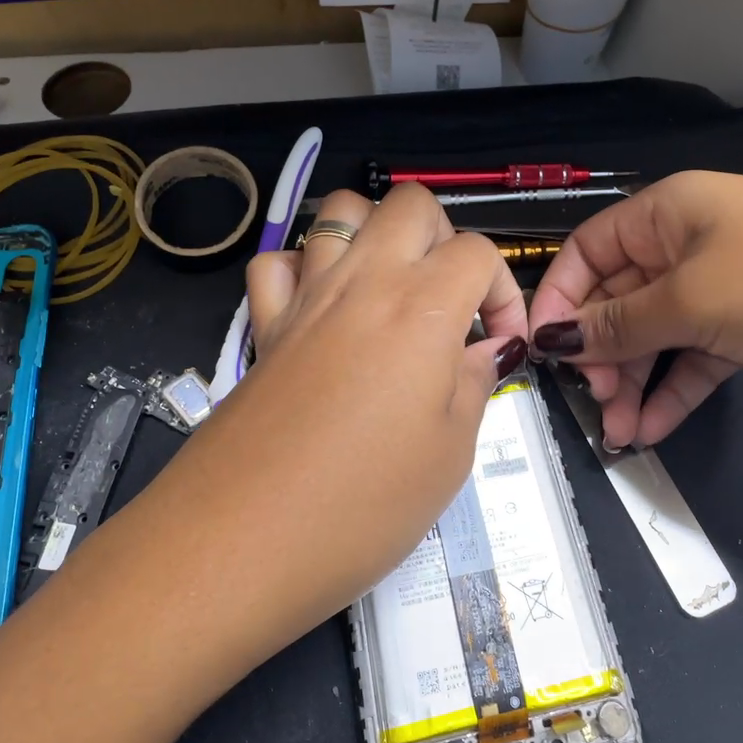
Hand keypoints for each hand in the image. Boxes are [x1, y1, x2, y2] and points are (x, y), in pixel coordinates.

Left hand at [229, 184, 529, 607]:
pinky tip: (323, 308)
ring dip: (375, 233)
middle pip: (410, 202)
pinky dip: (304, 267)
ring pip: (339, 211)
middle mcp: (362, 281)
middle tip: (449, 301)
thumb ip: (473, 385)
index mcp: (421, 307)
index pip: (476, 251)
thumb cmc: (363, 505)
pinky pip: (278, 262)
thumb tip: (483, 350)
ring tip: (391, 290)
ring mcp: (305, 297)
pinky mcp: (262, 325)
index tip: (498, 345)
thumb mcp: (449, 455)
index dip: (503, 292)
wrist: (240, 539)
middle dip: (443, 236)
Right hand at [528, 171, 742, 449]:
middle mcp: (691, 242)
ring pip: (657, 334)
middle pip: (621, 296)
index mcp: (669, 211)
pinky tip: (651, 430)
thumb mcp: (692, 299)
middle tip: (595, 399)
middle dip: (602, 350)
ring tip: (620, 431)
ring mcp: (724, 287)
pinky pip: (695, 357)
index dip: (563, 297)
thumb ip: (618, 323)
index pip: (591, 249)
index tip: (544, 350)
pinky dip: (674, 390)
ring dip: (634, 380)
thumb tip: (554, 337)